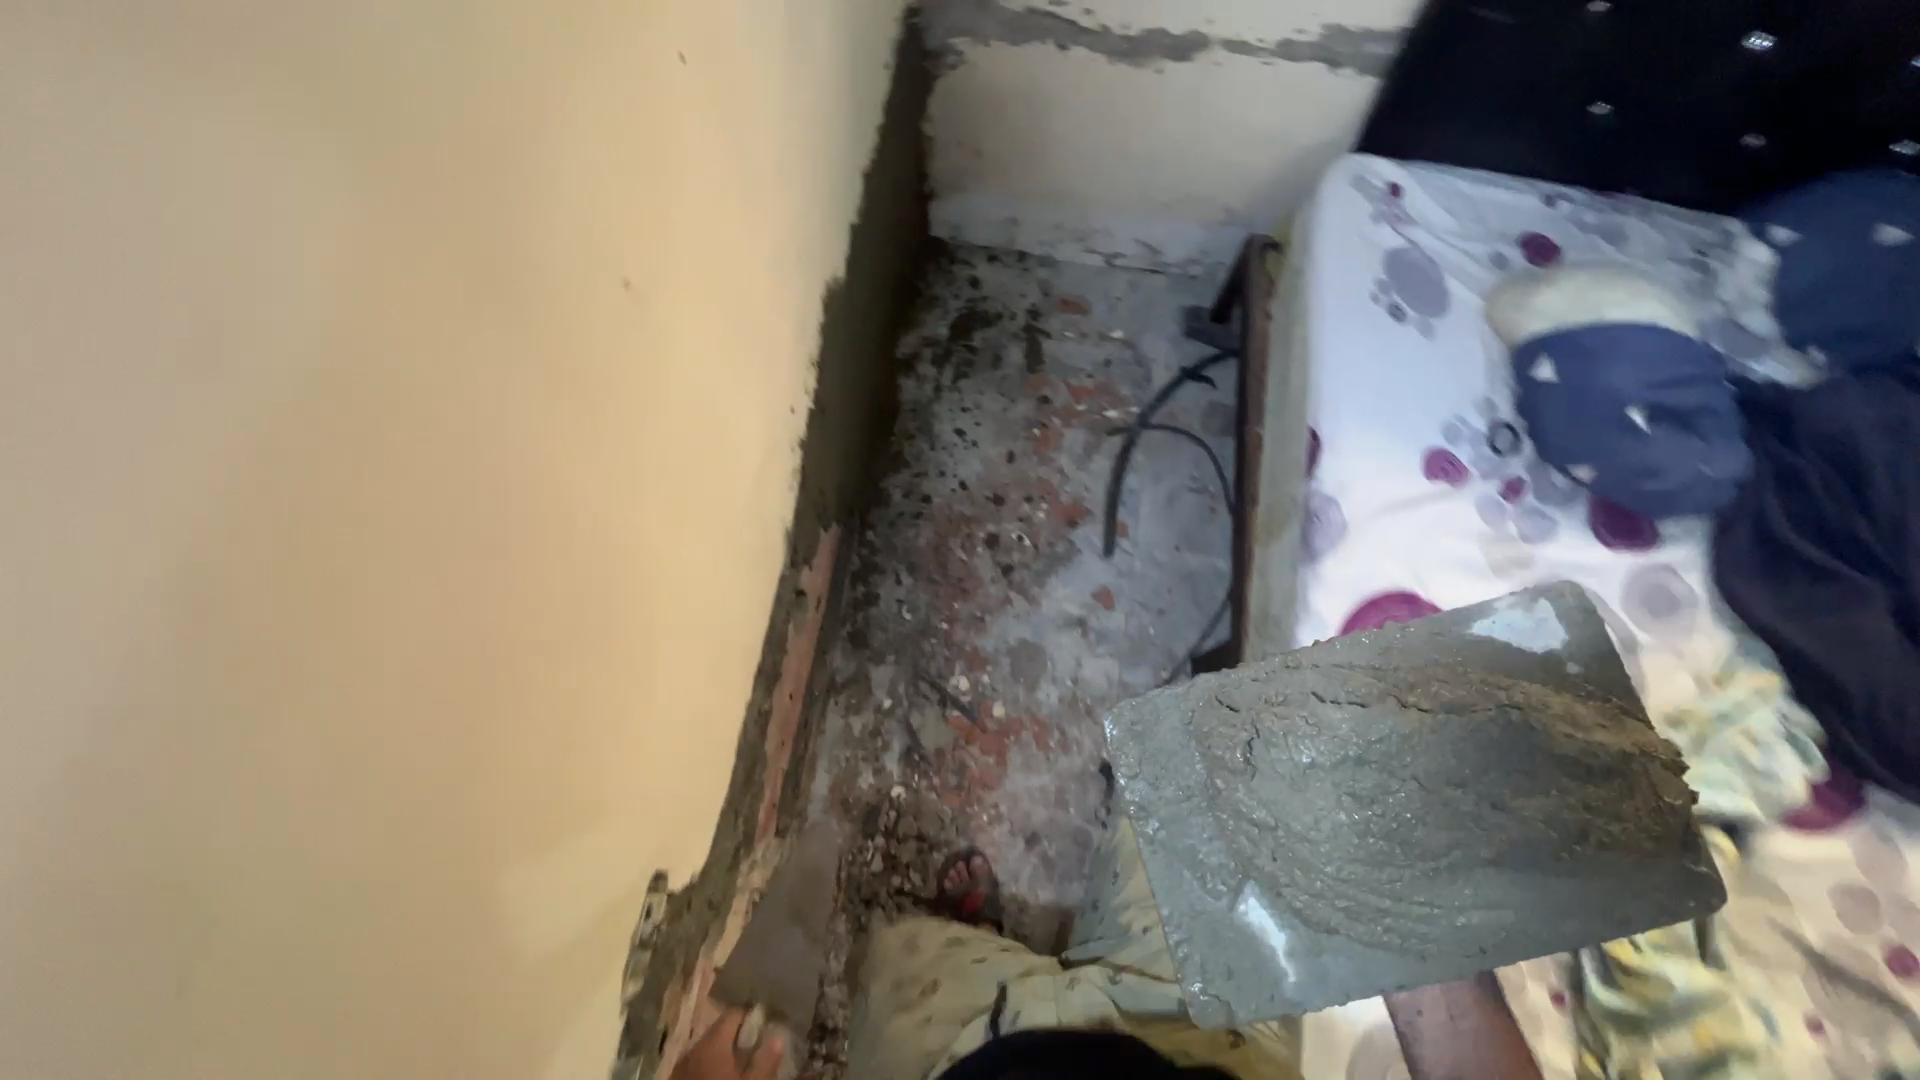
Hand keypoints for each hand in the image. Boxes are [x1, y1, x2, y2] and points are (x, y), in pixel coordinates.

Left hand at [670, 1007, 788, 1079]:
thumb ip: (764, 1061)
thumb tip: (778, 1036)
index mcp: (712, 1043)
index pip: (733, 1014)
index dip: (750, 1017)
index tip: (765, 1027)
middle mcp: (693, 1048)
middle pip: (718, 1031)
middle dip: (737, 1037)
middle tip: (755, 1049)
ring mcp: (680, 1068)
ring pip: (705, 1049)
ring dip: (722, 1053)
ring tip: (738, 1065)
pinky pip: (695, 1066)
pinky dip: (708, 1067)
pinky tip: (719, 1076)